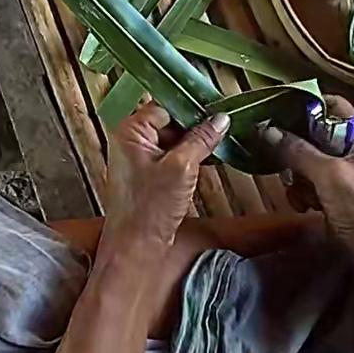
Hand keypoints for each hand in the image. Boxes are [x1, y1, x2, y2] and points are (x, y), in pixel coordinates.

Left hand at [101, 103, 230, 252]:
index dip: (191, 108)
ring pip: (173, 139)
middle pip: (170, 121)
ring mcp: (138, 157)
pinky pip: (172, 156)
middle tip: (223, 127)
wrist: (136, 247)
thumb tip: (221, 118)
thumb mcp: (182, 168)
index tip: (217, 109)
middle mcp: (130, 140)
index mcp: (130, 130)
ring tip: (220, 144)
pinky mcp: (148, 174)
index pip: (165, 106)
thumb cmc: (151, 208)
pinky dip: (190, 157)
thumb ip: (202, 139)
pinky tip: (210, 160)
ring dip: (195, 143)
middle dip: (196, 126)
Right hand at [261, 96, 353, 240]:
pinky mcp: (340, 195)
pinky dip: (304, 193)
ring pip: (310, 161)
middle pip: (316, 135)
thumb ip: (298, 151)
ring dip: (297, 177)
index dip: (306, 104)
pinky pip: (313, 183)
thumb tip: (268, 130)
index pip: (333, 105)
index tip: (278, 111)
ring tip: (297, 193)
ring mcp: (348, 174)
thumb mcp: (327, 175)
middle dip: (295, 150)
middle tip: (282, 161)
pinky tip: (303, 207)